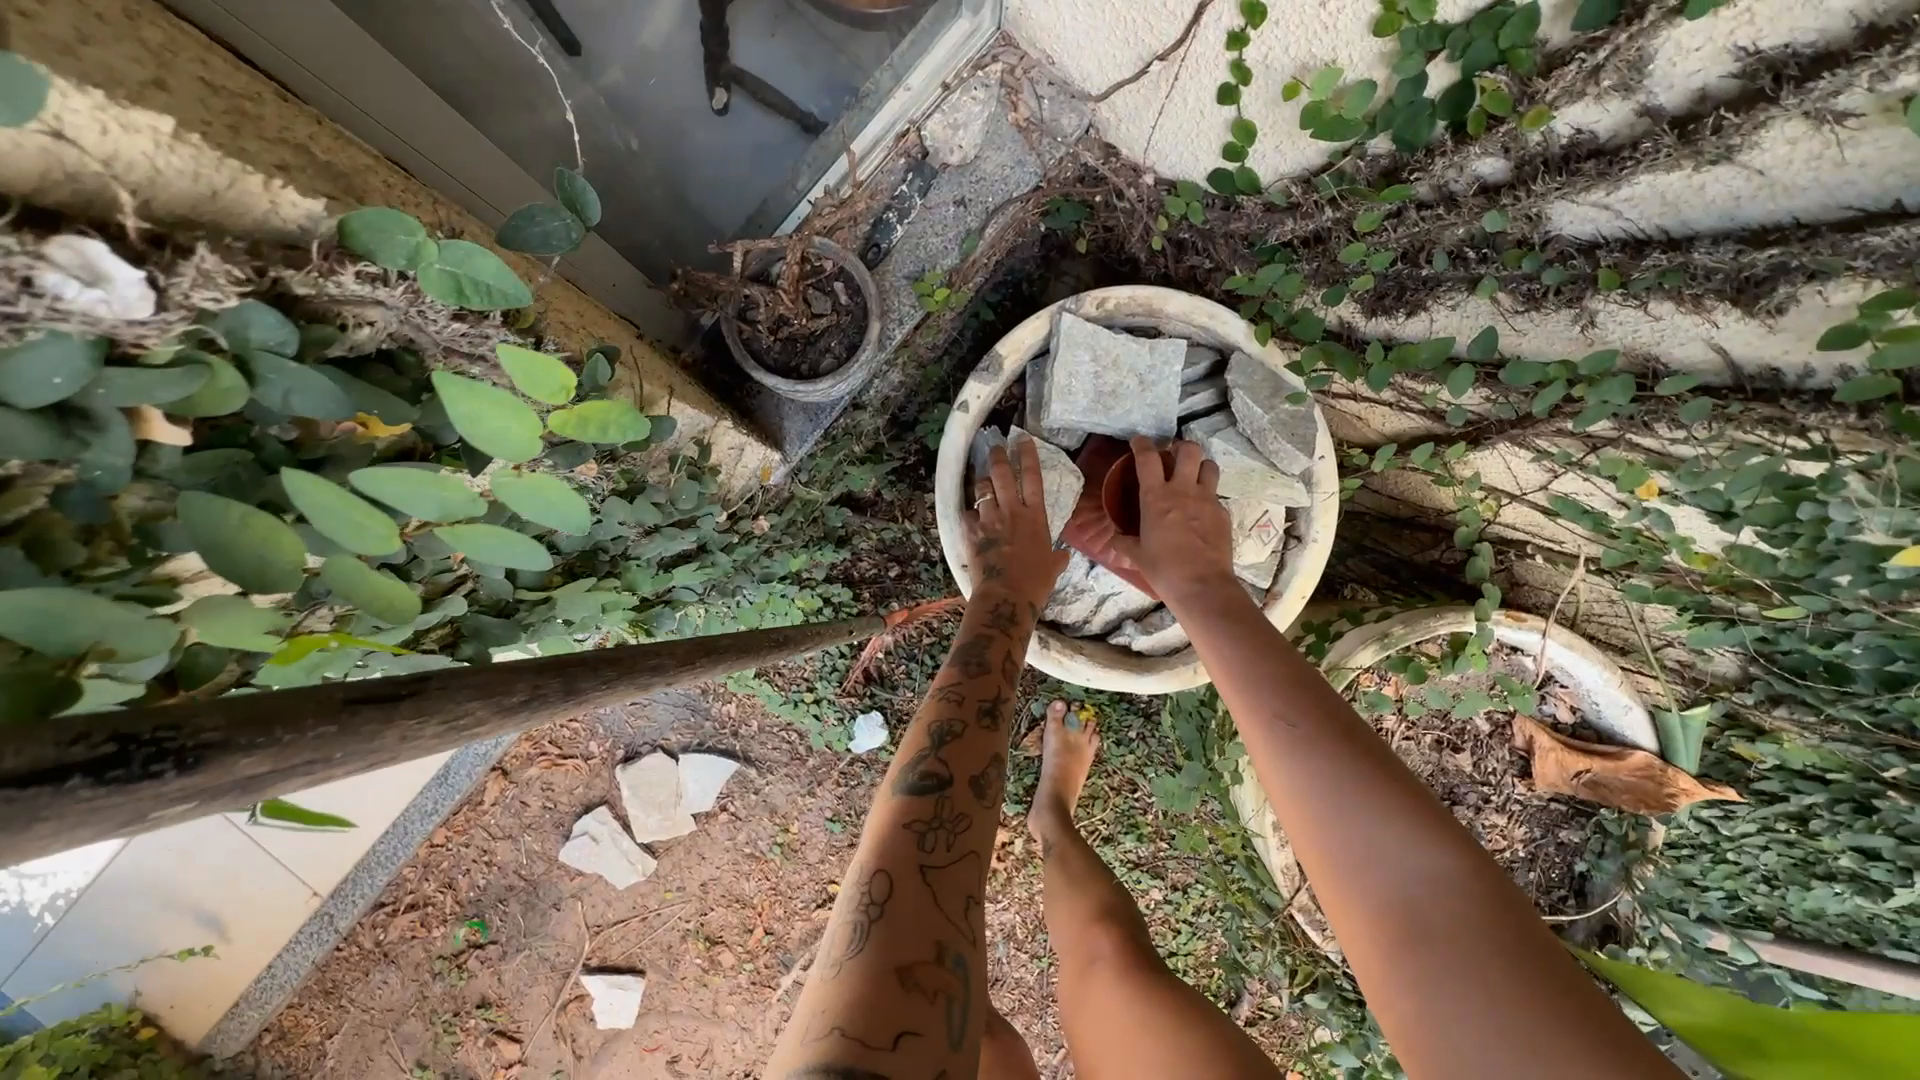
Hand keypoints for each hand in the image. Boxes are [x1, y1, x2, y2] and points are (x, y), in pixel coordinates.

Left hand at [966, 439, 1070, 602]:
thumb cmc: (1035, 582)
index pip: (1033, 477)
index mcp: (1035, 516)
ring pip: (982, 489)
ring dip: (982, 482)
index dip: (1028, 455)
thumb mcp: (1053, 567)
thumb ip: (1057, 557)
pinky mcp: (971, 531)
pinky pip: (967, 513)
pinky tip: (970, 514)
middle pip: (1002, 473)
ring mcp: (989, 519)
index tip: (1023, 439)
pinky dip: (969, 512)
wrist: (1006, 596)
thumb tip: (1063, 555)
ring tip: (982, 479)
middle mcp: (1011, 511)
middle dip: (997, 456)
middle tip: (994, 446)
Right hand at [1108, 436, 1234, 603]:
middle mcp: (1183, 491)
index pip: (1148, 458)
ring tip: (1192, 477)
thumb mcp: (1137, 556)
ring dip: (1200, 466)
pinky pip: (1216, 496)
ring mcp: (1208, 500)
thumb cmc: (1164, 570)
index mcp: (1156, 497)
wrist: (1202, 586)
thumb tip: (1115, 538)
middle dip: (1180, 447)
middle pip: (1189, 450)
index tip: (1138, 442)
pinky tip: (1201, 513)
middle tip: (1173, 456)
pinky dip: (1208, 497)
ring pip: (1209, 466)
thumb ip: (1125, 542)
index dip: (1142, 444)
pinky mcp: (1223, 513)